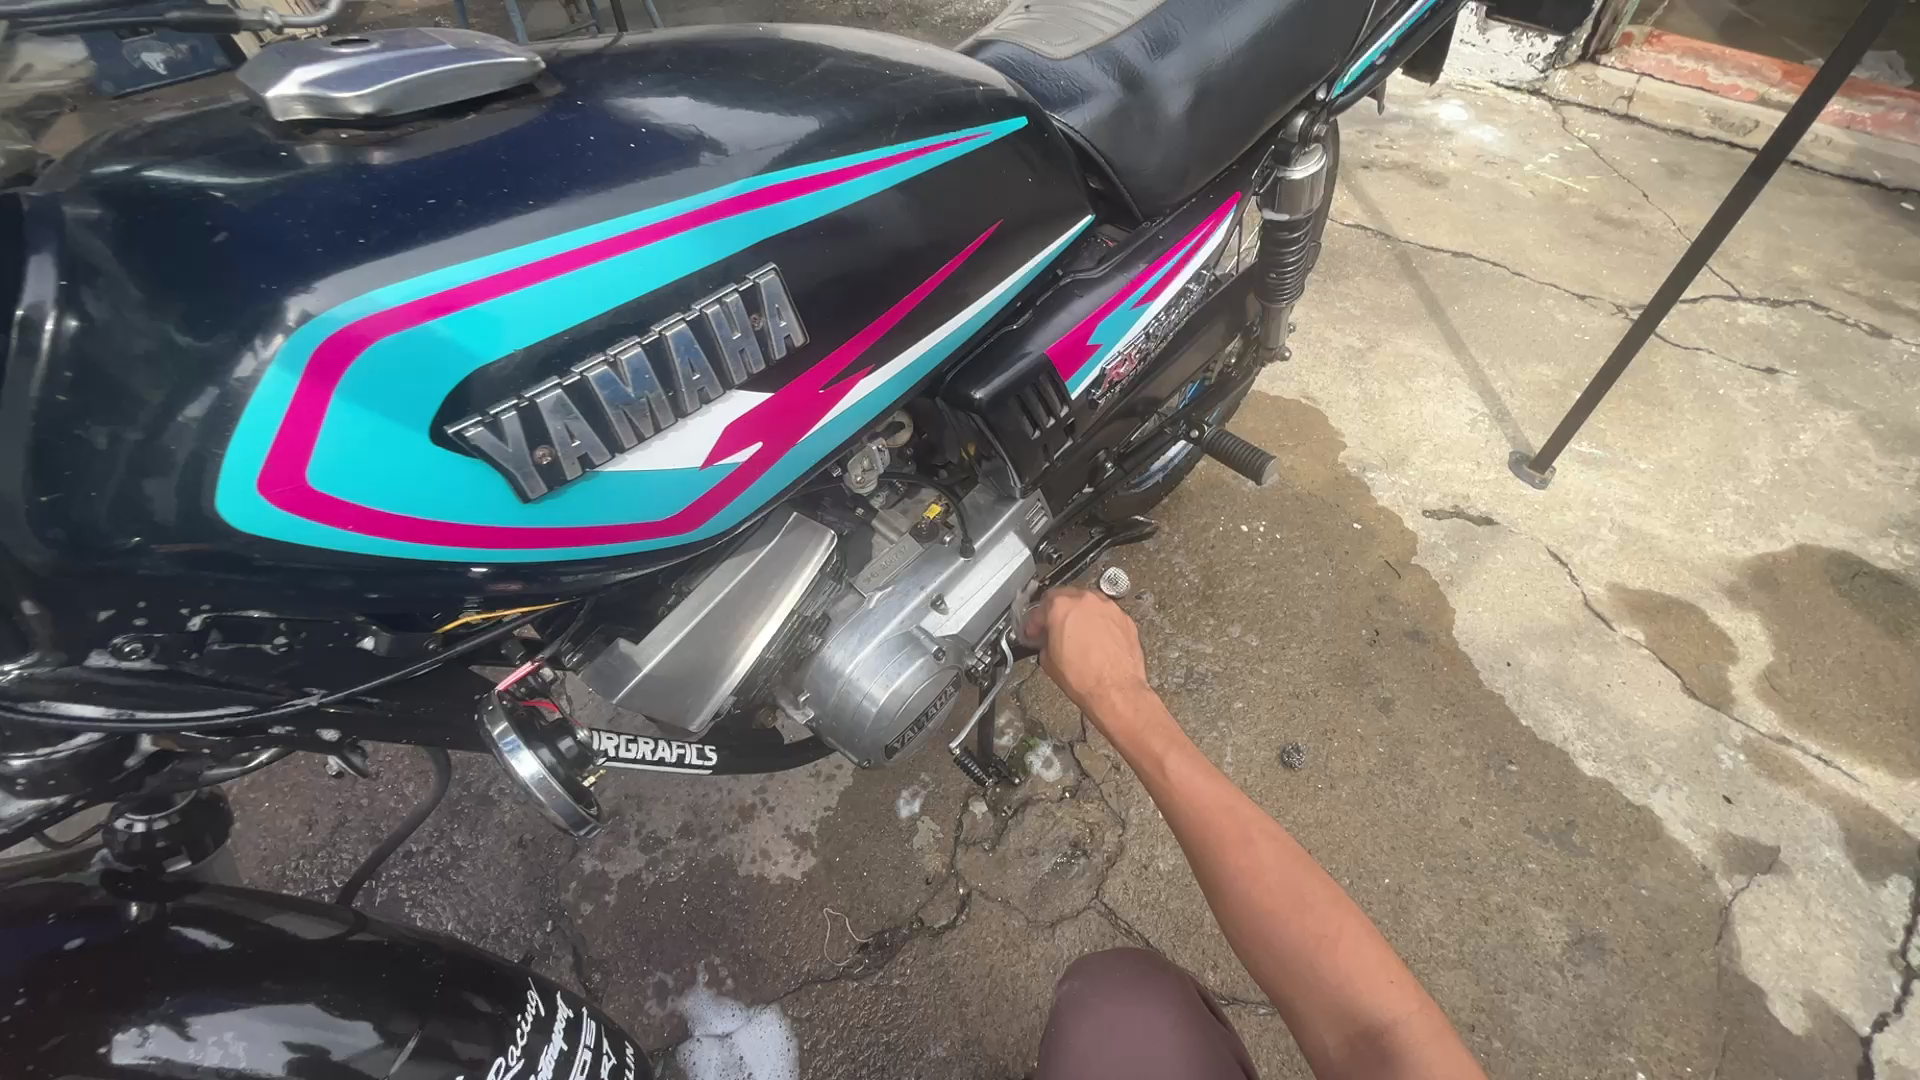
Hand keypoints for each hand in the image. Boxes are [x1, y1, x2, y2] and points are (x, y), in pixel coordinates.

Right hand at [1021, 587, 1154, 720]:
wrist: (1115, 690)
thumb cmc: (1085, 677)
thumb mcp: (1048, 661)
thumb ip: (1045, 643)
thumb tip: (1048, 642)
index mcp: (1061, 607)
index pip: (1041, 607)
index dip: (1035, 622)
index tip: (1035, 630)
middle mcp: (1086, 601)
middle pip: (1066, 597)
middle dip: (1058, 612)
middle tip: (1055, 629)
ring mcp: (1108, 608)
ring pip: (1088, 603)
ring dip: (1080, 615)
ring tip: (1078, 635)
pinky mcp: (1124, 619)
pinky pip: (1107, 615)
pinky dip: (1100, 623)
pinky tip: (1096, 640)